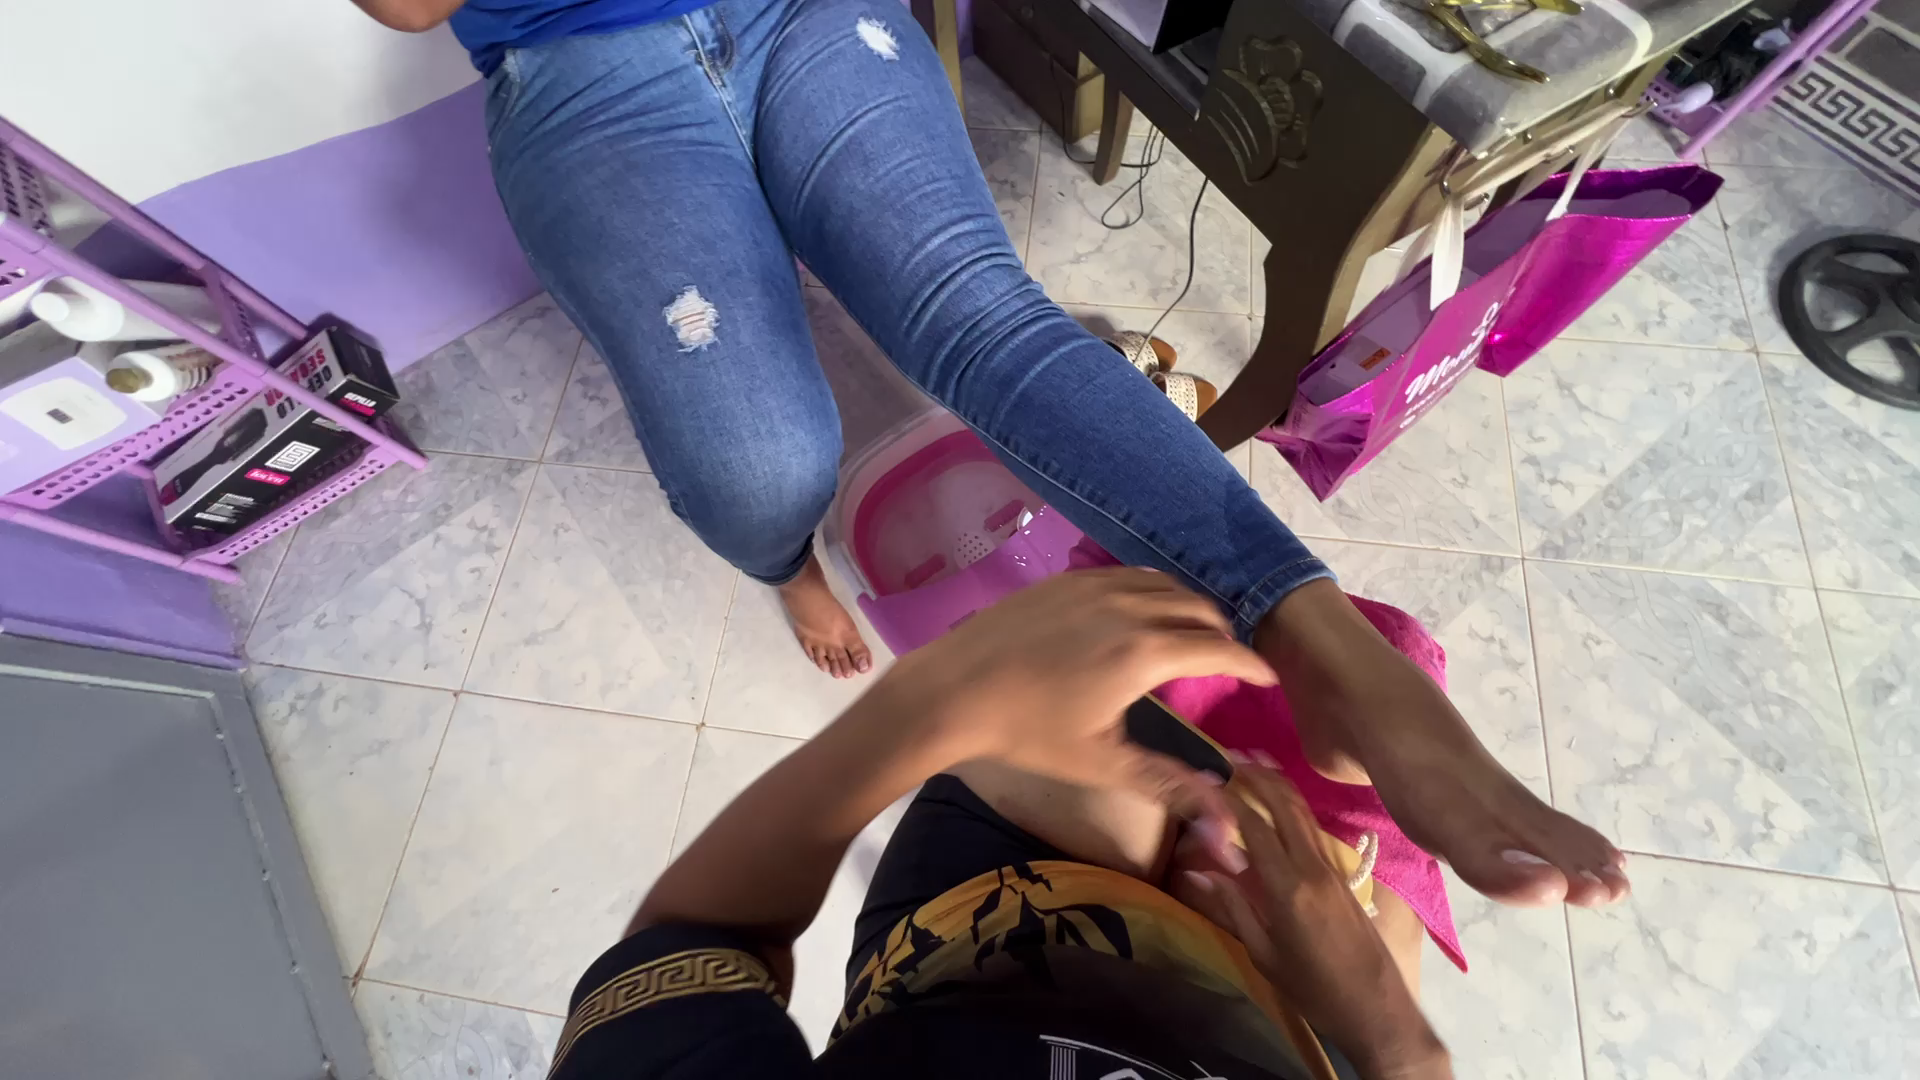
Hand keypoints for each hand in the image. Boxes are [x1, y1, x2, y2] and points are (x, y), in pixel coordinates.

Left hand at [880, 568, 1275, 810]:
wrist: (952, 688)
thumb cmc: (1028, 730)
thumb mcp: (1102, 762)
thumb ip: (1169, 785)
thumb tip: (1228, 827)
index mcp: (1144, 651)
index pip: (1219, 648)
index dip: (1250, 663)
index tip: (1265, 678)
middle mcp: (1128, 605)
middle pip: (1196, 608)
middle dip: (1221, 633)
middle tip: (1226, 660)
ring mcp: (1092, 584)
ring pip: (1162, 584)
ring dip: (1186, 606)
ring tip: (1187, 633)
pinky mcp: (1063, 578)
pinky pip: (1125, 575)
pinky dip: (1150, 590)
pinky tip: (1136, 611)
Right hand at [1172, 764, 1451, 1079]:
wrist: (1380, 1014)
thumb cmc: (1313, 990)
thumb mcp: (1263, 955)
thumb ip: (1231, 907)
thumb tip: (1195, 871)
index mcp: (1288, 887)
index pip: (1253, 825)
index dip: (1228, 797)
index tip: (1206, 778)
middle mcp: (1312, 867)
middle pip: (1284, 804)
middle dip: (1257, 775)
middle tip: (1229, 757)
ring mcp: (1332, 868)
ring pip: (1302, 811)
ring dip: (1277, 783)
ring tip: (1252, 763)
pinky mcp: (1343, 875)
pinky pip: (1313, 828)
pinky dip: (1293, 805)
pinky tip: (1279, 800)